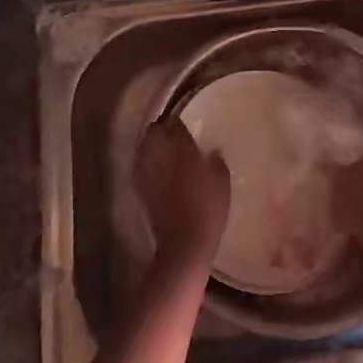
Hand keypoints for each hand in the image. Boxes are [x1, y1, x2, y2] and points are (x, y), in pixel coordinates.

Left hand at [135, 119, 230, 267]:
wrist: (184, 241)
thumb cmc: (209, 210)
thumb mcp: (223, 183)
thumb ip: (216, 162)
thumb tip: (212, 151)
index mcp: (183, 150)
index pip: (174, 124)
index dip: (177, 121)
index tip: (183, 123)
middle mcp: (160, 156)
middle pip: (152, 132)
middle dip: (159, 129)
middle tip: (170, 132)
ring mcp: (146, 172)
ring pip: (143, 147)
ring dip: (149, 144)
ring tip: (161, 148)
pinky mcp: (139, 188)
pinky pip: (139, 165)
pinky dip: (145, 162)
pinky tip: (154, 168)